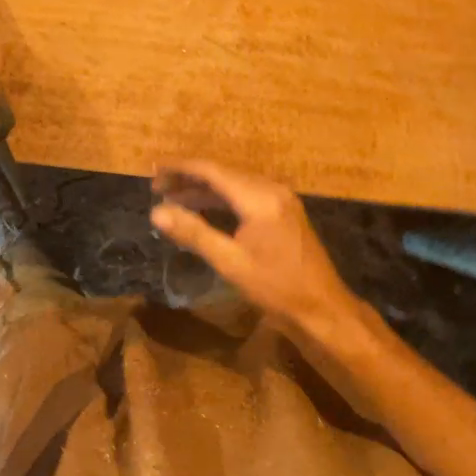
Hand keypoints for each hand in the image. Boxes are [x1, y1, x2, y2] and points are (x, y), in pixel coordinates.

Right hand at [150, 160, 361, 332]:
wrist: (322, 308)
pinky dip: (220, 198)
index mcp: (259, 198)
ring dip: (203, 188)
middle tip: (157, 187)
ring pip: (233, 183)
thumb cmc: (276, 287)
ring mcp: (280, 199)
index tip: (154, 171)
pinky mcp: (283, 211)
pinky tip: (202, 208)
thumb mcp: (230, 262)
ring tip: (172, 197)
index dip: (180, 168)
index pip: (212, 170)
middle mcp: (271, 190)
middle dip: (188, 177)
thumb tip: (156, 212)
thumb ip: (193, 233)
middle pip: (222, 173)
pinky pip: (245, 194)